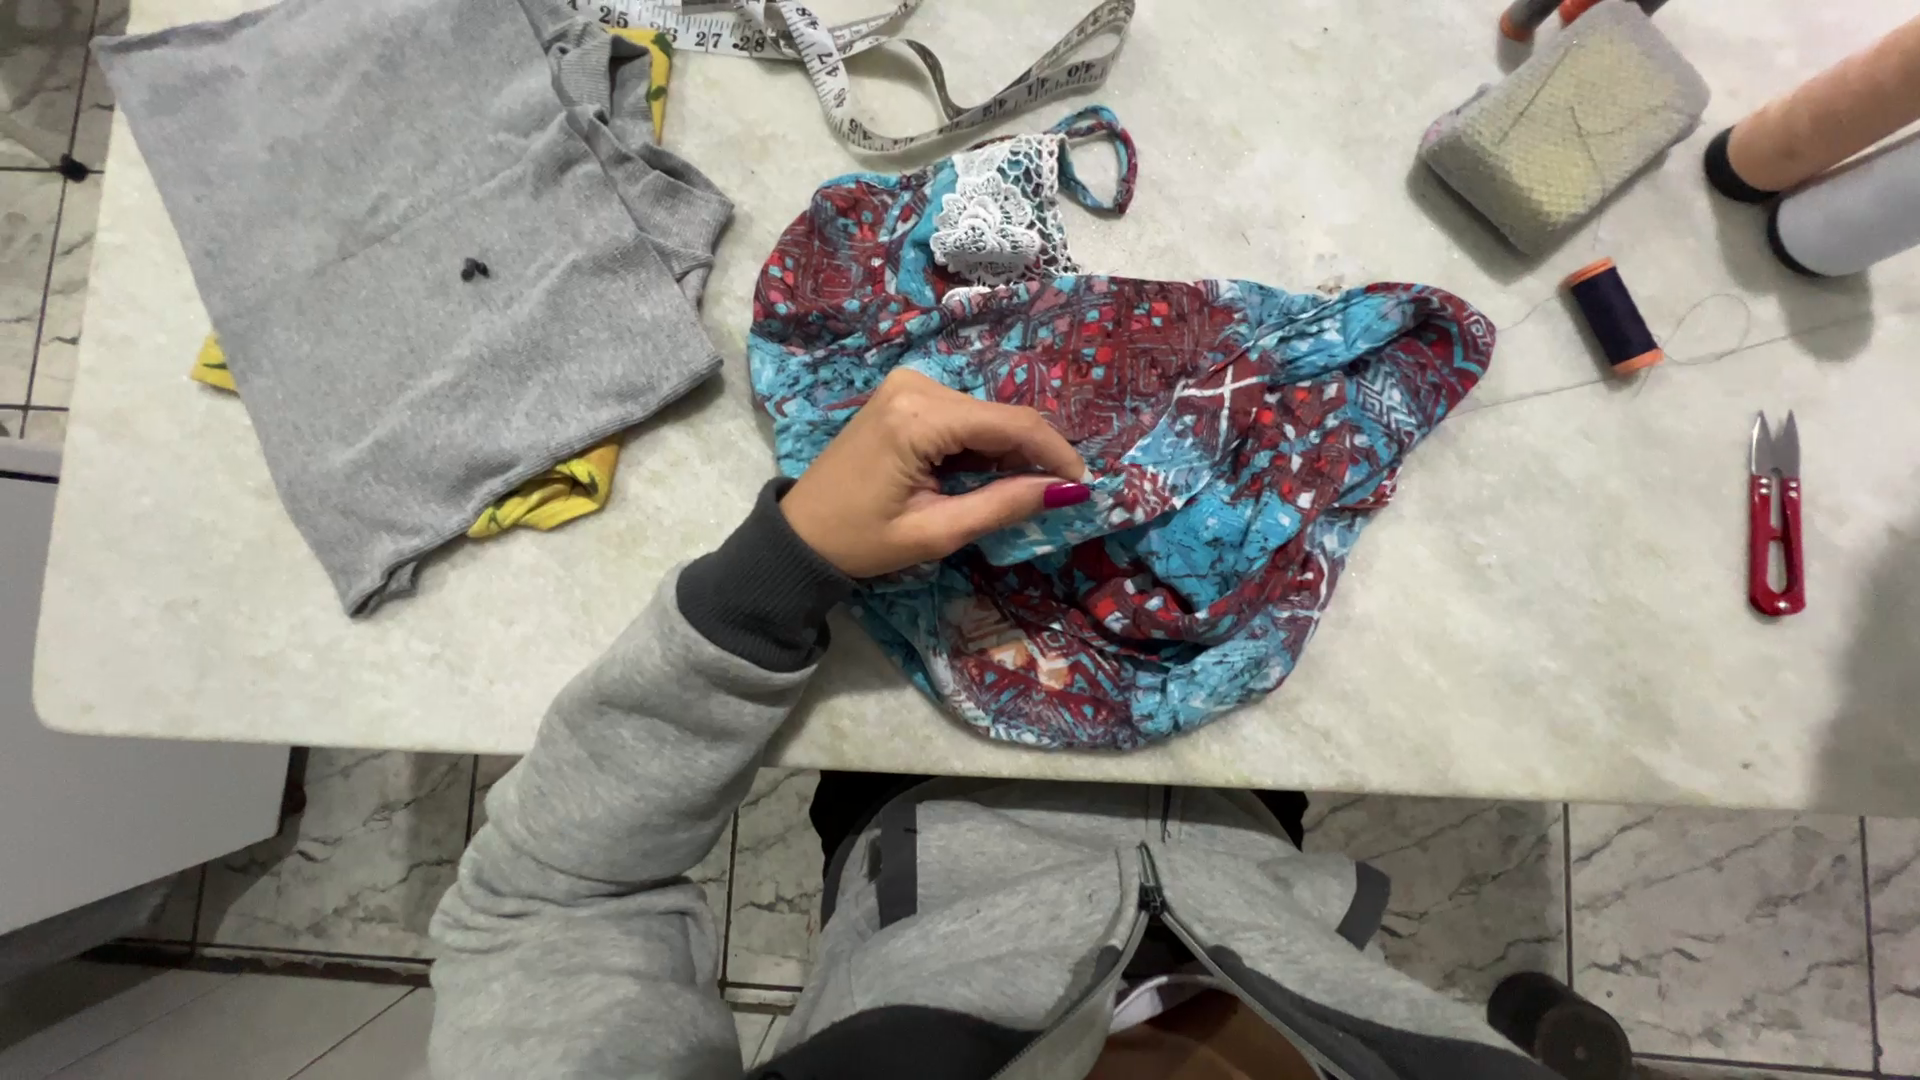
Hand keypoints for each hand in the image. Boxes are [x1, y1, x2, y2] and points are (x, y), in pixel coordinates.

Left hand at [781, 370, 1091, 577]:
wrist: (800, 534)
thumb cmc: (861, 541)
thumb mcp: (936, 532)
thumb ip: (1003, 505)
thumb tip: (1067, 491)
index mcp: (918, 417)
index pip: (1011, 423)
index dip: (1056, 453)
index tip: (1084, 484)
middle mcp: (915, 385)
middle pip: (999, 415)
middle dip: (1030, 455)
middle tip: (1046, 498)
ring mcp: (907, 385)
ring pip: (984, 414)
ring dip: (1006, 451)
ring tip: (1006, 493)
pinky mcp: (904, 394)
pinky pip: (962, 415)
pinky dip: (980, 445)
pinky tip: (977, 476)